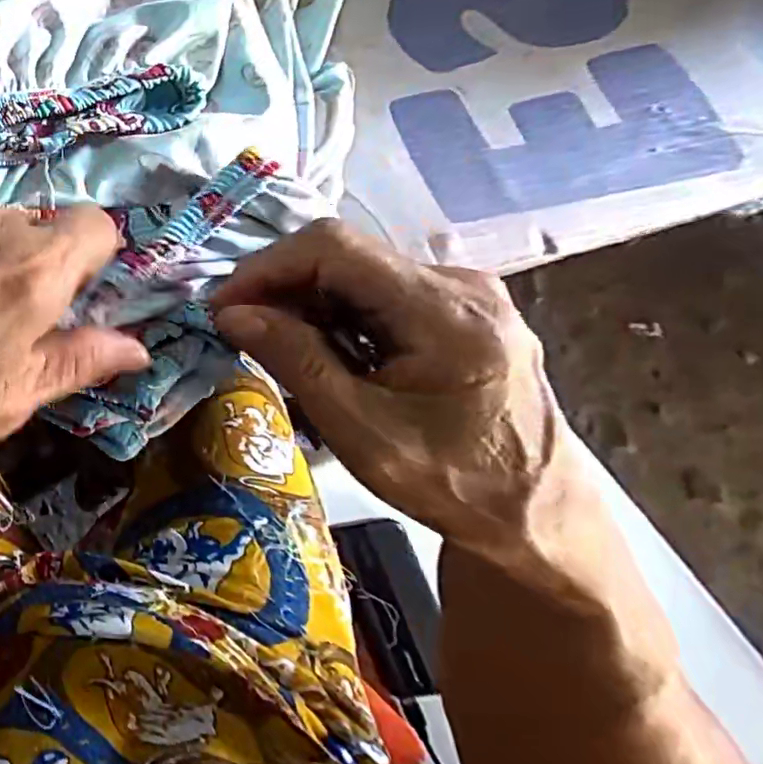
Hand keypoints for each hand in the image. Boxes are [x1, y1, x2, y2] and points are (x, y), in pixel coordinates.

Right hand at [209, 219, 574, 561]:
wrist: (539, 516)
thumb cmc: (451, 482)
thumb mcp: (359, 431)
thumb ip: (294, 361)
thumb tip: (230, 313)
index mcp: (447, 312)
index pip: (334, 248)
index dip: (265, 268)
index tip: (223, 308)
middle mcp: (460, 285)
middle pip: (341, 253)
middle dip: (278, 285)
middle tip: (238, 329)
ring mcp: (461, 292)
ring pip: (352, 269)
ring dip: (301, 300)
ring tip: (276, 346)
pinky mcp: (454, 306)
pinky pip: (371, 288)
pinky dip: (329, 311)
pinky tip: (319, 349)